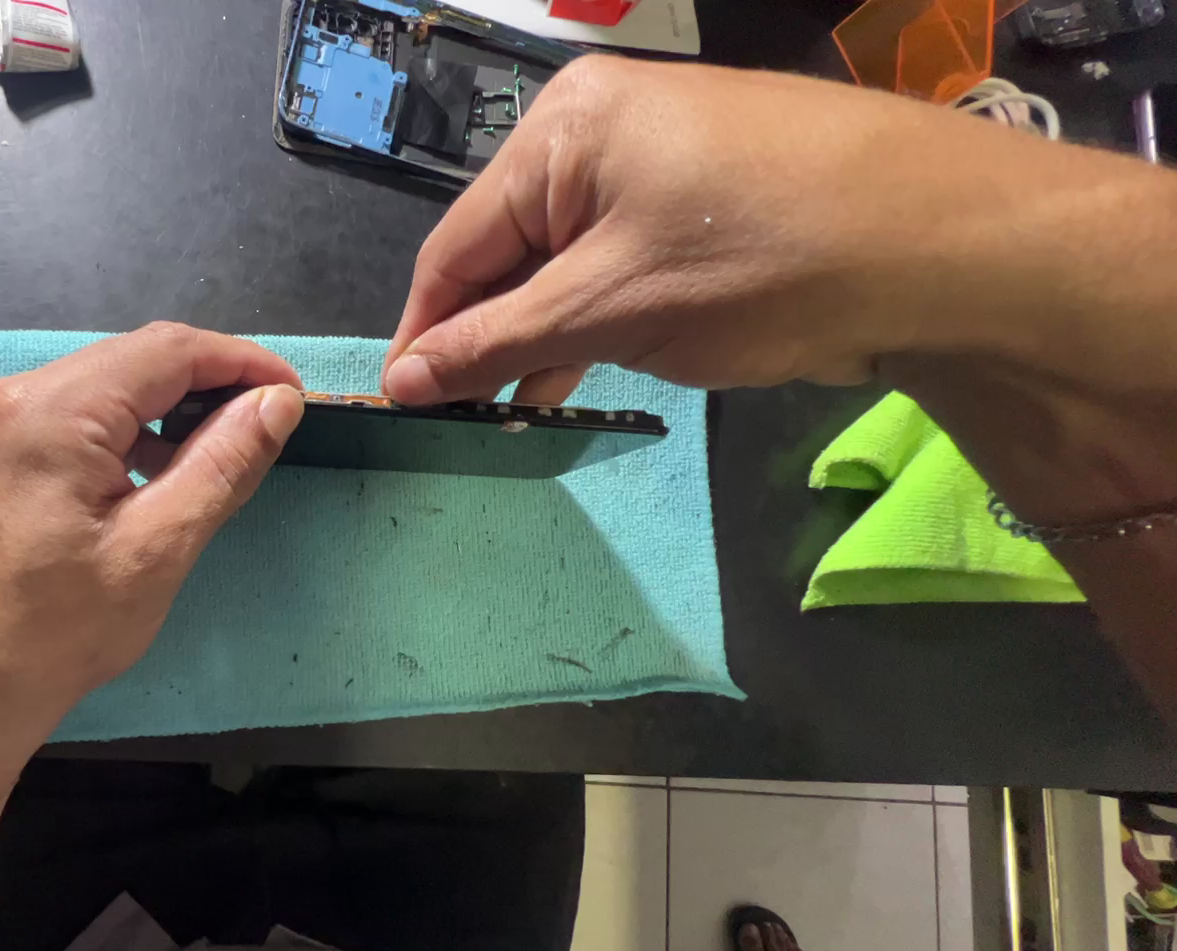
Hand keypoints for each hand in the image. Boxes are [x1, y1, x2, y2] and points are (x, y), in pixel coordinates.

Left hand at [0, 323, 304, 749]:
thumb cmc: (64, 631)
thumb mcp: (158, 548)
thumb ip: (223, 464)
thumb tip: (278, 402)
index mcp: (50, 411)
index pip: (165, 350)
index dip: (239, 361)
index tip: (292, 394)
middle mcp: (14, 394)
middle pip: (133, 359)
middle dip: (208, 381)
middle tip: (267, 420)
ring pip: (107, 383)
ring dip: (169, 405)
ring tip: (223, 445)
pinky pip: (77, 413)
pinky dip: (128, 429)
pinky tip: (160, 465)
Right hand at [382, 56, 1173, 407]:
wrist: (955, 255)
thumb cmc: (757, 264)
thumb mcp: (601, 310)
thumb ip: (488, 346)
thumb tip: (399, 382)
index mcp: (560, 134)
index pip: (454, 248)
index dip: (421, 330)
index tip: (398, 398)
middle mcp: (591, 140)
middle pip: (498, 258)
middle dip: (476, 339)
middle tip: (454, 413)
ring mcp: (640, 175)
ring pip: (545, 273)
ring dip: (522, 343)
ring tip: (498, 411)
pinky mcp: (677, 214)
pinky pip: (594, 276)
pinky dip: (572, 331)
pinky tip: (553, 383)